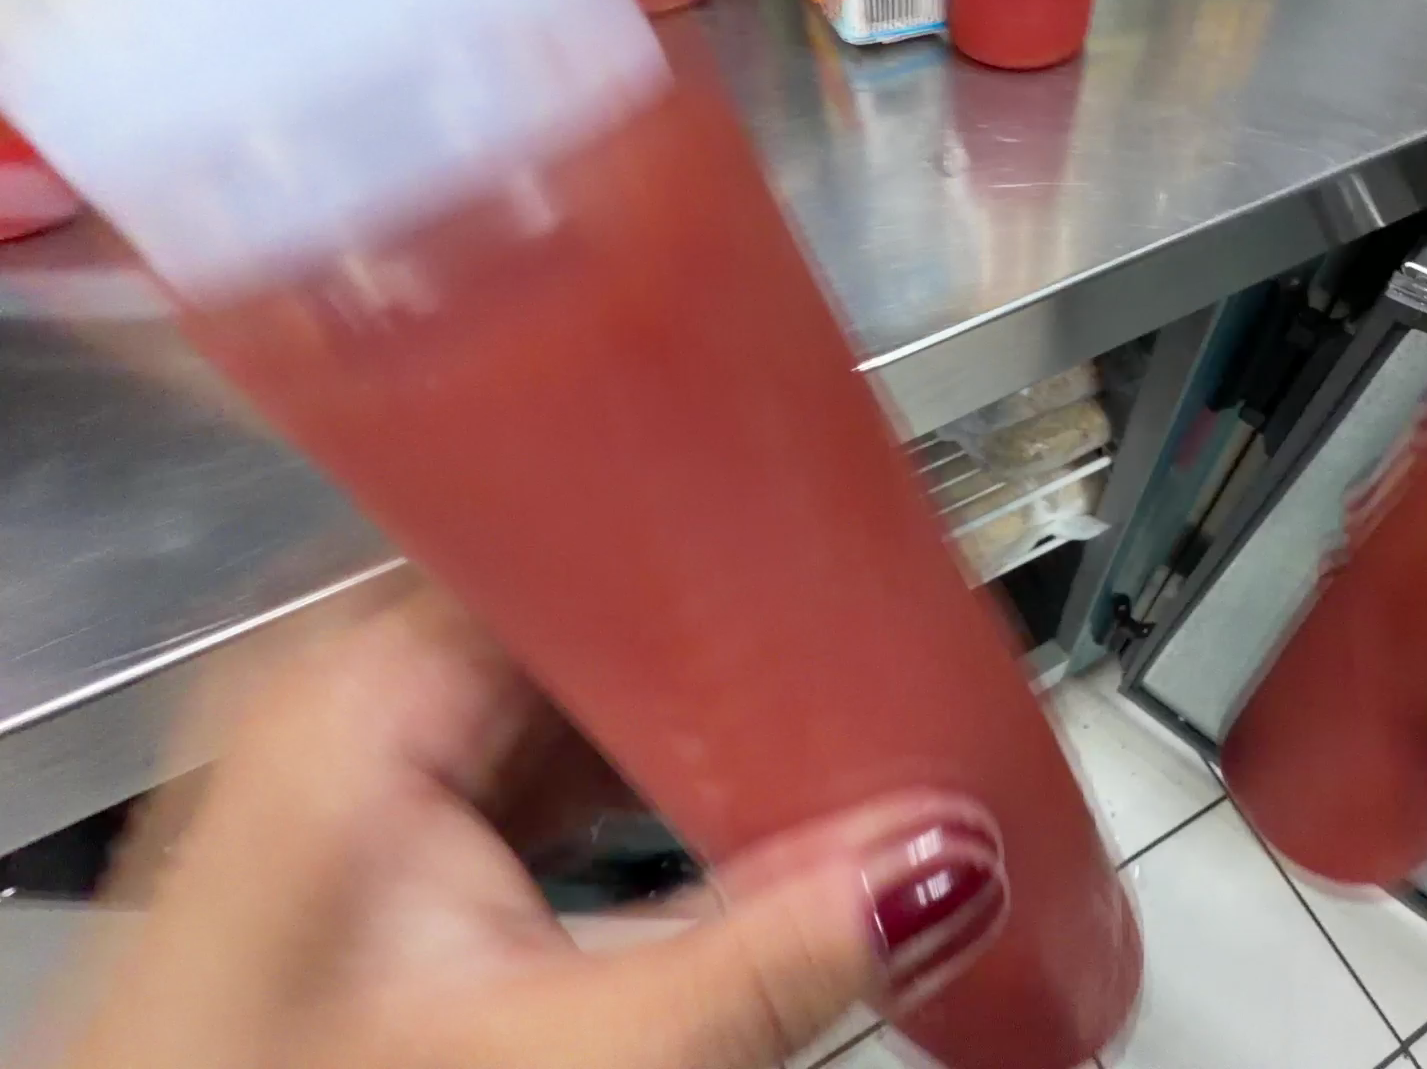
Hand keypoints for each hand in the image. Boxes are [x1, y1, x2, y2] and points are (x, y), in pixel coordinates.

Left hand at [37, 585, 1005, 1068]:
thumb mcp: (562, 1057)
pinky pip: (568, 712)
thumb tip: (946, 869)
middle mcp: (368, 677)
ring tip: (807, 683)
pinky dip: (654, 733)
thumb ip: (766, 959)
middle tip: (847, 621)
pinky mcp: (424, 786)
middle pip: (593, 586)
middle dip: (726, 612)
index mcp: (363, 685)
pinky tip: (721, 762)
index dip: (706, 527)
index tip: (820, 533)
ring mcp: (394, 730)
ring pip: (589, 652)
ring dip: (699, 677)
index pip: (572, 528)